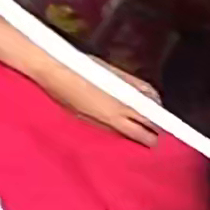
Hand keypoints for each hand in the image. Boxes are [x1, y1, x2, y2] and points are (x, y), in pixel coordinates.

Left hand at [36, 57, 160, 145]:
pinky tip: (150, 100)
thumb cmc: (62, 94)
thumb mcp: (83, 117)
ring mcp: (130, 90)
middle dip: (156, 129)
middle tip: (153, 132)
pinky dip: (154, 98)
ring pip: (156, 107)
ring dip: (157, 114)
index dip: (151, 141)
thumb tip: (128, 135)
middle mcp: (127, 105)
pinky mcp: (129, 77)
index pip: (145, 135)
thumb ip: (109, 127)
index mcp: (114, 118)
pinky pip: (150, 92)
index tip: (150, 143)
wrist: (53, 65)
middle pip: (154, 122)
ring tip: (153, 116)